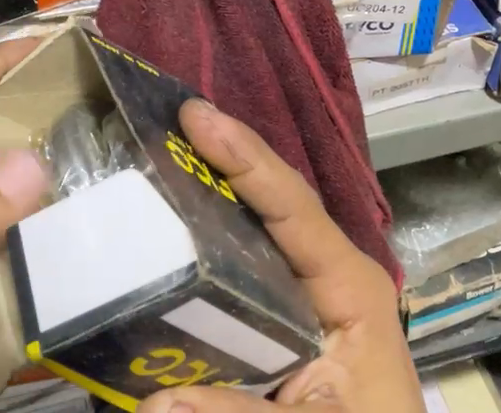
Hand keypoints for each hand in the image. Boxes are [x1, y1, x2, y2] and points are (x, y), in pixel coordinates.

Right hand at [138, 100, 423, 412]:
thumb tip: (152, 404)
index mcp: (348, 283)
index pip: (292, 204)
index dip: (245, 156)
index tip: (196, 116)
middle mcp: (324, 270)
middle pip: (267, 203)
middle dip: (219, 160)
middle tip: (164, 122)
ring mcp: (302, 289)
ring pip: (248, 230)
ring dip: (205, 196)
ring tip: (156, 157)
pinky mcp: (282, 314)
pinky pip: (236, 271)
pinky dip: (201, 249)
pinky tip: (163, 233)